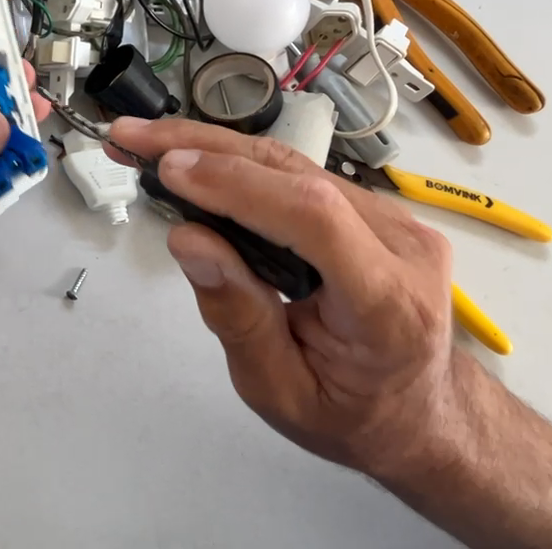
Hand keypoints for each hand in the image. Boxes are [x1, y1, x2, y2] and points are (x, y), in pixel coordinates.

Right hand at [109, 117, 462, 482]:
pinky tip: (186, 157)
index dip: (238, 185)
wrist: (421, 410)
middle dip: (204, 148)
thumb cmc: (349, 413)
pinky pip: (292, 171)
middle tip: (130, 137)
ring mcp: (391, 216)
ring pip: (289, 161)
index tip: (168, 169)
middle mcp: (400, 244)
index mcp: (388, 304)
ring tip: (142, 141)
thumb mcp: (279, 391)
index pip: (314, 219)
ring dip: (208, 145)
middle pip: (295, 173)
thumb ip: (237, 317)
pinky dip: (231, 160)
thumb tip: (186, 239)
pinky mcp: (370, 205)